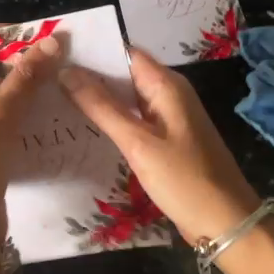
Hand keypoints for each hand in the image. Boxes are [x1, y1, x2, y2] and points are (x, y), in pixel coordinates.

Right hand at [59, 48, 260, 245]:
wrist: (226, 224)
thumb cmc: (184, 179)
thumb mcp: (137, 143)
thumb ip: (101, 107)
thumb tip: (66, 72)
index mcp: (166, 84)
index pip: (123, 52)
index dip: (91, 49)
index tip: (55, 52)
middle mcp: (168, 93)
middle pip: (123, 72)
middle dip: (89, 73)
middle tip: (47, 75)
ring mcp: (168, 116)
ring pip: (126, 96)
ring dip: (97, 96)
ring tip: (55, 95)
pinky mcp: (166, 138)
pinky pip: (133, 117)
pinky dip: (111, 117)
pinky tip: (84, 124)